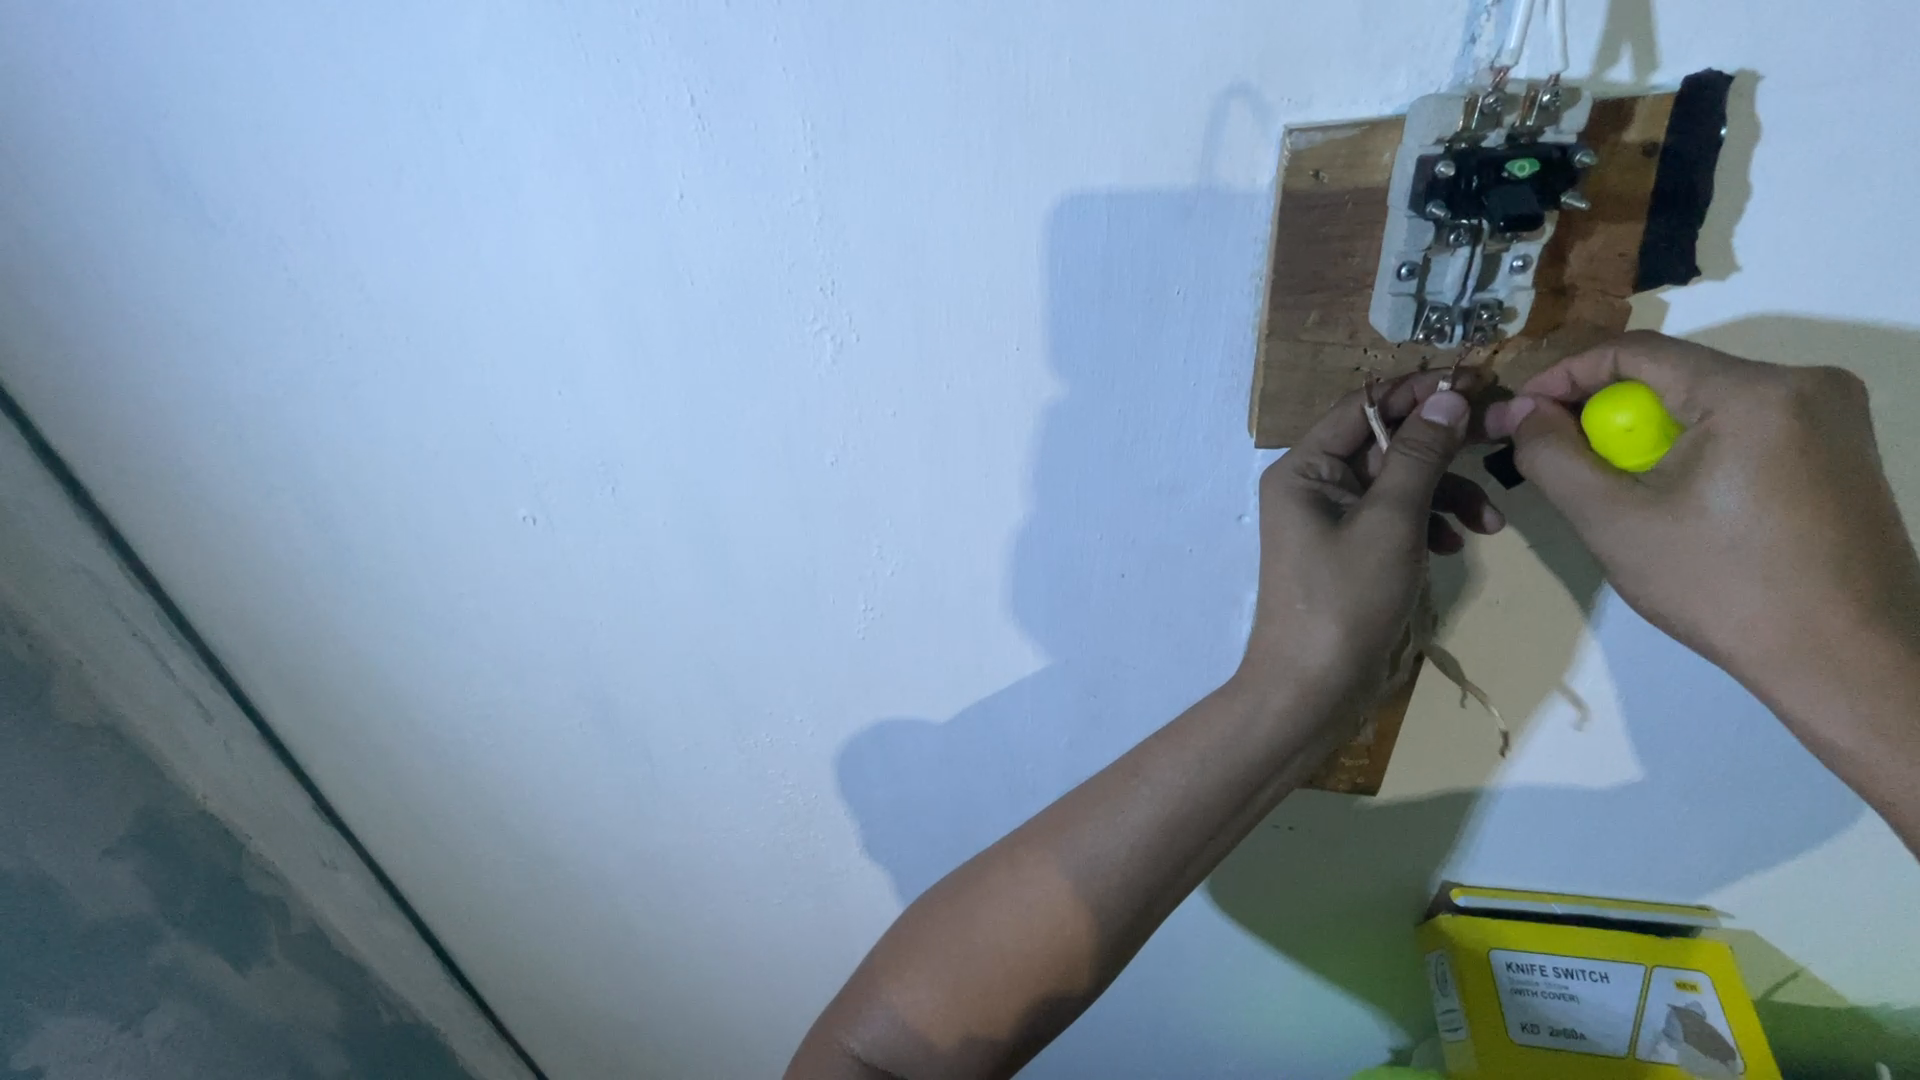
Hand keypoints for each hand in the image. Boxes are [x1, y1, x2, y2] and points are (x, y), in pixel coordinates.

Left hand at [1241, 371, 1502, 714]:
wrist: (1314, 684)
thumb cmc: (1346, 597)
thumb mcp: (1390, 520)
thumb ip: (1419, 455)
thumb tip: (1446, 395)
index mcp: (1303, 468)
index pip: (1361, 407)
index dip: (1417, 391)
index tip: (1479, 383)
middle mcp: (1311, 485)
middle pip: (1384, 445)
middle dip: (1443, 448)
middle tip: (1505, 439)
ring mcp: (1329, 520)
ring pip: (1398, 484)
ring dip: (1446, 495)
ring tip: (1488, 526)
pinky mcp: (1350, 550)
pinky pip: (1395, 519)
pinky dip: (1429, 524)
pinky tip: (1454, 546)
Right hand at [1484, 331, 1919, 699]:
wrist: (1843, 657)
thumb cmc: (1719, 585)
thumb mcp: (1611, 521)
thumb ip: (1552, 456)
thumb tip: (1518, 411)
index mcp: (1753, 393)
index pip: (1633, 351)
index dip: (1560, 376)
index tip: (1517, 416)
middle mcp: (1803, 384)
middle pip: (1668, 375)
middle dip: (1599, 414)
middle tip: (1555, 460)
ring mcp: (1830, 414)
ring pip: (1698, 401)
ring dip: (1640, 434)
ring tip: (1610, 488)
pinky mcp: (1836, 446)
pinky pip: (1735, 424)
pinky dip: (1684, 448)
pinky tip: (1669, 497)